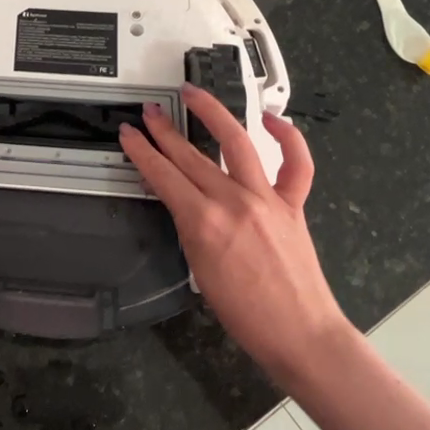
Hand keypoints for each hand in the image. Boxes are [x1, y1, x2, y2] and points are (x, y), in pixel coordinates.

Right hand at [119, 87, 353, 385]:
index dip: (141, 150)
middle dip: (164, 130)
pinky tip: (272, 118)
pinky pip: (296, 164)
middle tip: (149, 112)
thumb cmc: (246, 314)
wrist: (300, 335)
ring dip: (211, 113)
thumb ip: (187, 226)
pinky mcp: (293, 204)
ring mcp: (266, 198)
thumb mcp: (198, 270)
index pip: (162, 175)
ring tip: (193, 94)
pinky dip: (288, 137)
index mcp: (204, 222)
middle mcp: (234, 202)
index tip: (129, 134)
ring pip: (236, 142)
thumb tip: (176, 198)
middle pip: (190, 155)